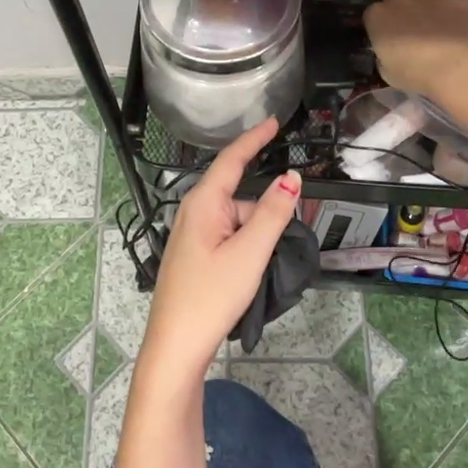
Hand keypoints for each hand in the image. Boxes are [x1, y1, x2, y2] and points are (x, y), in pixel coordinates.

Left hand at [141, 118, 301, 381]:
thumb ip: (273, 213)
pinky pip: (228, 238)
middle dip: (265, 213)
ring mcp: (191, 235)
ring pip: (236, 222)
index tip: (274, 121)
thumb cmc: (210, 297)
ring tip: (261, 273)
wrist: (176, 345)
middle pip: (239, 197)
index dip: (254, 139)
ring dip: (257, 237)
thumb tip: (292, 178)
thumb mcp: (250, 253)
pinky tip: (251, 275)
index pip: (232, 159)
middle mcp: (193, 212)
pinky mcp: (194, 256)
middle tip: (285, 240)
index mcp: (203, 203)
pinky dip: (246, 249)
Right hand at [364, 0, 467, 99]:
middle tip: (411, 33)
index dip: (379, 28)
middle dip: (400, 14)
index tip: (387, 40)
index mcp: (376, 16)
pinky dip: (447, 9)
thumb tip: (388, 50)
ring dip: (423, 9)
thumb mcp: (387, 73)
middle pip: (394, 2)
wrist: (460, 66)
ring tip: (434, 28)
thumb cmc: (418, 74)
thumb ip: (382, 55)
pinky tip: (454, 23)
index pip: (371, 16)